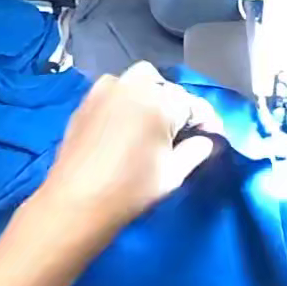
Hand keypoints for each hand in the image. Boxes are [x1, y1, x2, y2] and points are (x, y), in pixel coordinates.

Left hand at [24, 62, 219, 251]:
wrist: (73, 206)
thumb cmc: (129, 190)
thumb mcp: (173, 174)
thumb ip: (196, 150)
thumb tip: (205, 140)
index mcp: (161, 101)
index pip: (195, 105)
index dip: (209, 123)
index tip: (214, 139)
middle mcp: (135, 86)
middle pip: (170, 89)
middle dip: (181, 108)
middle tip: (182, 134)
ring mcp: (107, 90)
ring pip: (141, 79)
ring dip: (153, 94)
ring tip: (154, 121)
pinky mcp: (87, 101)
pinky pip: (115, 88)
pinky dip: (127, 98)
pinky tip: (127, 122)